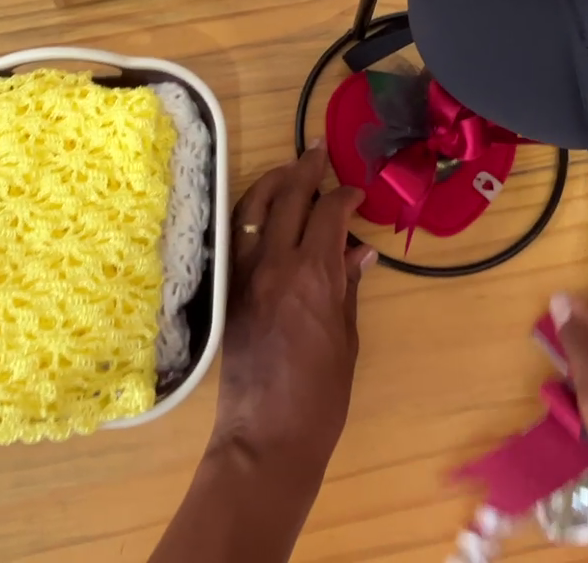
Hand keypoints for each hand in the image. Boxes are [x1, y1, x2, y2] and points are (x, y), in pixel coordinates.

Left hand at [211, 145, 374, 477]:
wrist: (266, 435)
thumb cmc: (320, 395)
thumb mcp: (347, 338)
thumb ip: (349, 286)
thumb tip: (360, 250)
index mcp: (312, 276)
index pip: (328, 213)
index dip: (345, 195)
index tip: (356, 193)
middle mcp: (274, 263)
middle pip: (287, 197)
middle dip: (305, 169)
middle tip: (318, 153)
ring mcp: (244, 273)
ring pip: (252, 208)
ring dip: (272, 182)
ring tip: (289, 171)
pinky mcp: (227, 288)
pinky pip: (237, 234)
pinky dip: (251, 211)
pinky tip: (263, 210)